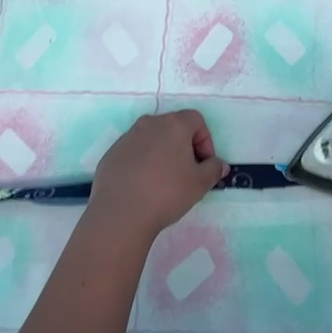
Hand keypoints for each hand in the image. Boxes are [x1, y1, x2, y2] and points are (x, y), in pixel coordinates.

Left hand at [89, 110, 229, 239]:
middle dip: (183, 146)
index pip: (196, 120)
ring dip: (161, 154)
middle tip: (186, 172)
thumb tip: (219, 164)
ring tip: (163, 181)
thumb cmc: (166, 193)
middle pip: (173, 127)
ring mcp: (128, 137)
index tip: (204, 164)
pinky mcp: (112, 153)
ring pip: (151, 139)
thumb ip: (213, 170)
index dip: (205, 140)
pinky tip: (142, 187)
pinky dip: (141, 163)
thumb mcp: (199, 184)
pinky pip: (133, 152)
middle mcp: (150, 123)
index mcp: (173, 124)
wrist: (120, 213)